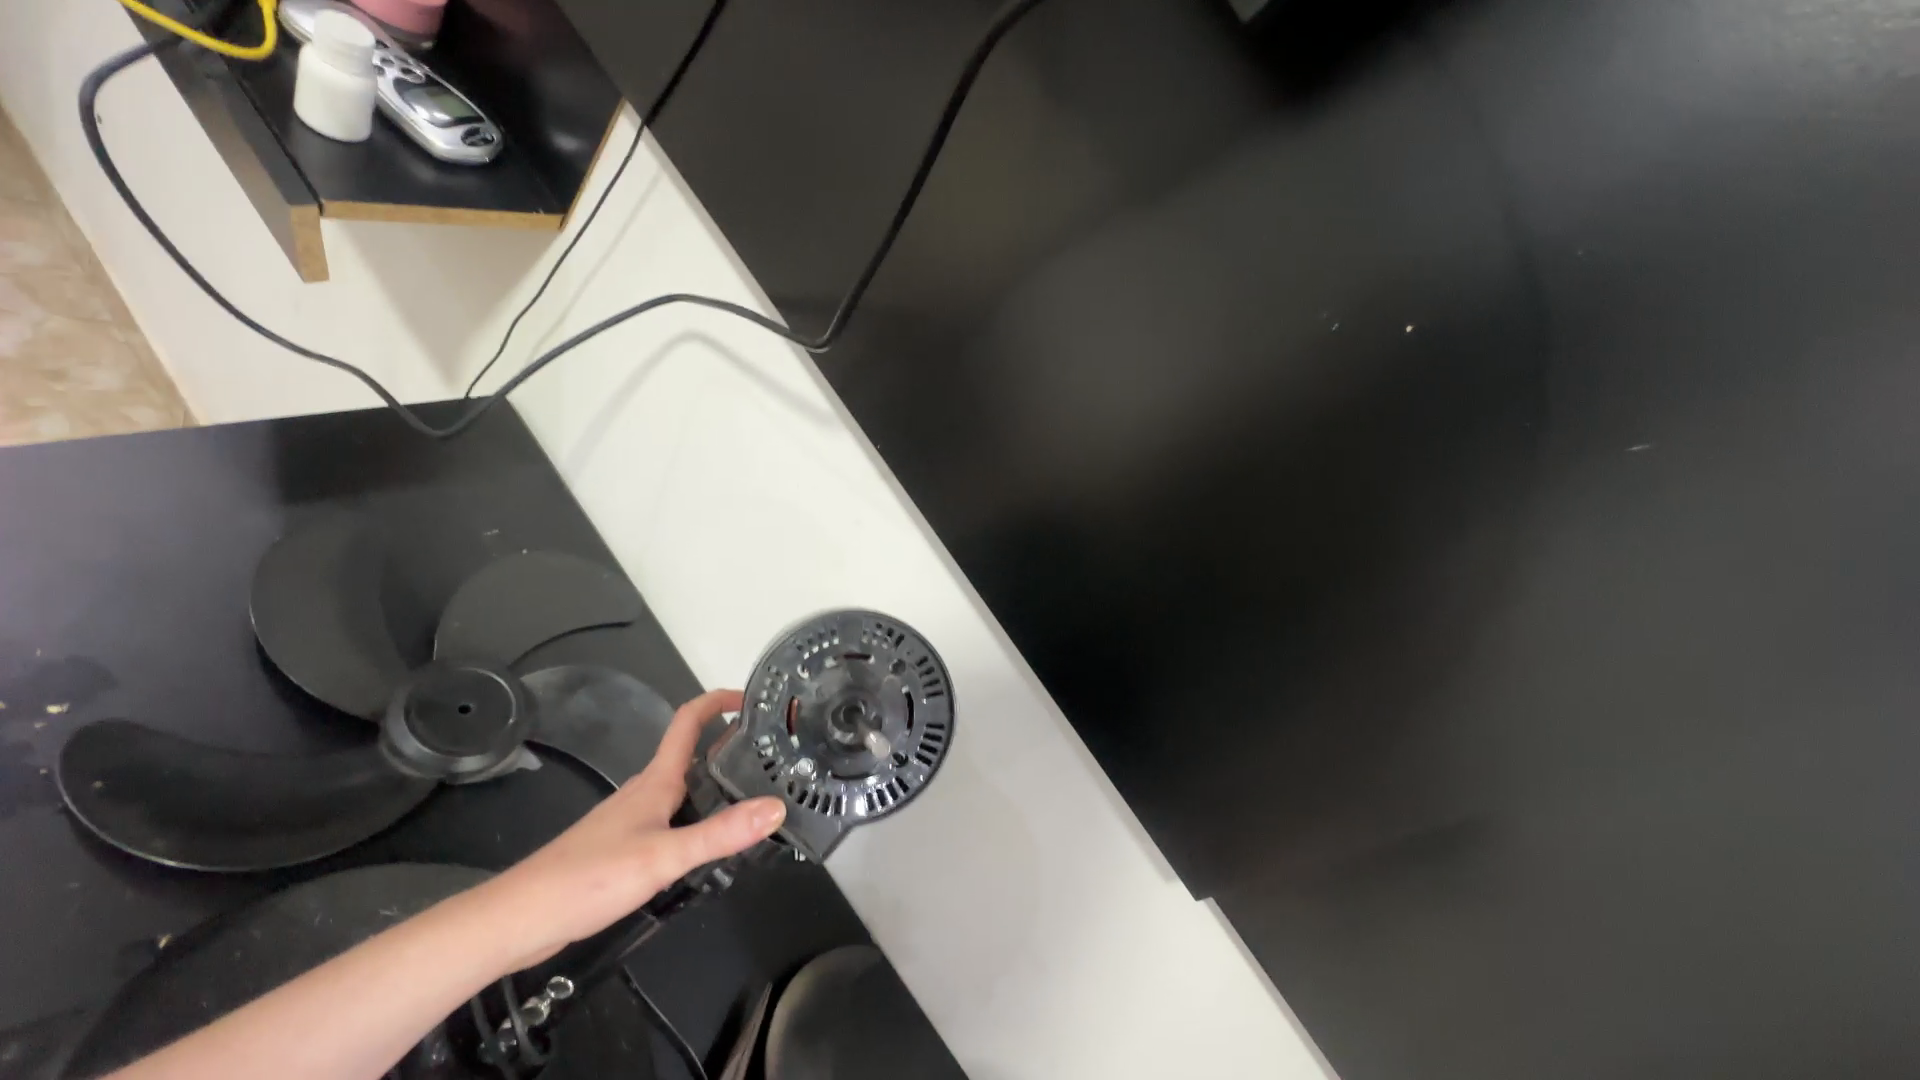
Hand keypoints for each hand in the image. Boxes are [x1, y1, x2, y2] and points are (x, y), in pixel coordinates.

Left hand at [479, 689, 786, 969]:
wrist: (523, 918)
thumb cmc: (590, 877)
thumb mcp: (664, 857)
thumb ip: (720, 834)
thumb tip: (775, 807)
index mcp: (655, 783)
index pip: (687, 723)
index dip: (717, 702)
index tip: (750, 699)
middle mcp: (645, 792)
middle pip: (691, 755)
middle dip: (729, 746)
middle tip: (773, 757)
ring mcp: (632, 819)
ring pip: (683, 789)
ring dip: (716, 784)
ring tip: (755, 797)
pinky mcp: (624, 846)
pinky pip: (672, 819)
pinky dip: (699, 818)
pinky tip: (711, 843)